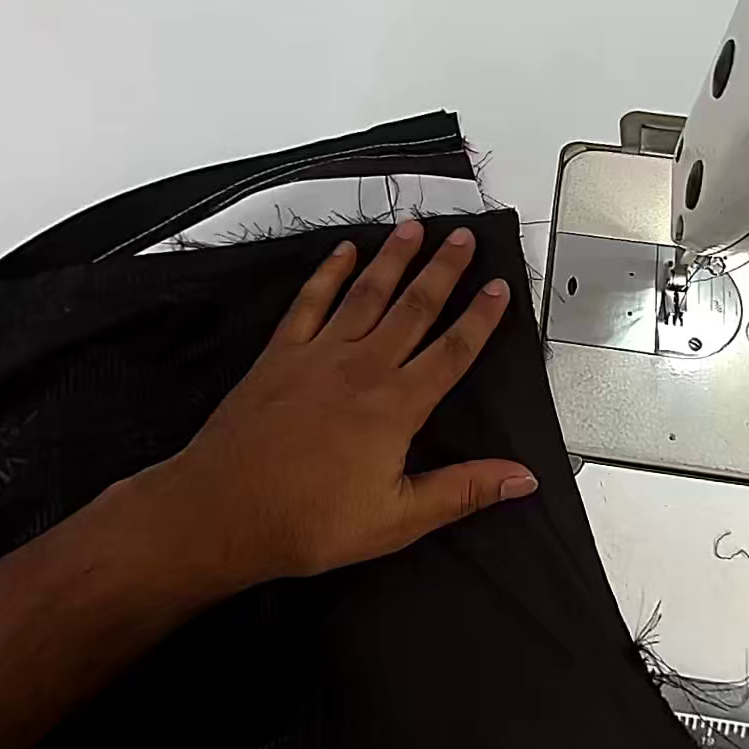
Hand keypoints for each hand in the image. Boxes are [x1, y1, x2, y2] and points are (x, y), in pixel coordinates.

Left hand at [125, 219, 535, 585]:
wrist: (225, 511)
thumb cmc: (309, 520)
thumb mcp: (398, 518)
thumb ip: (463, 491)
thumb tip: (522, 478)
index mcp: (394, 406)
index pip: (451, 351)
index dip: (480, 318)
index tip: (498, 287)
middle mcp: (361, 368)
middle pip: (413, 308)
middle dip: (443, 270)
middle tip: (462, 237)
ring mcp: (318, 354)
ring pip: (366, 293)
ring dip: (392, 258)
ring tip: (413, 227)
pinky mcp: (280, 354)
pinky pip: (309, 301)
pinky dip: (328, 273)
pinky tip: (342, 252)